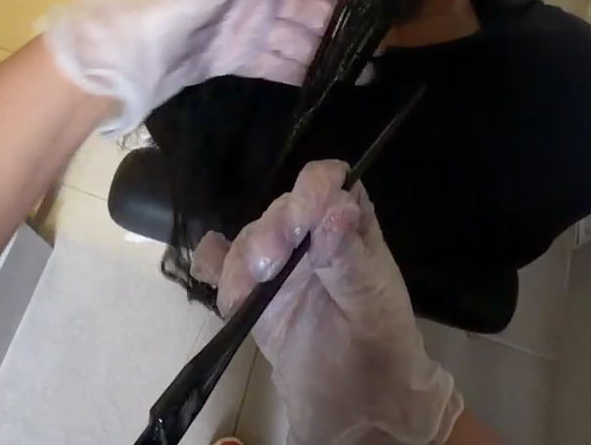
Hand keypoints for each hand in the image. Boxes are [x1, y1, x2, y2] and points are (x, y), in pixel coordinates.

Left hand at [41, 0, 344, 133]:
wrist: (119, 58)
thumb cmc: (169, 4)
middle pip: (307, 4)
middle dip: (342, 21)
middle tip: (385, 44)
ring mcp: (242, 27)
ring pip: (295, 36)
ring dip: (327, 52)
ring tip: (368, 72)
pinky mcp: (231, 59)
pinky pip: (275, 63)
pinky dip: (299, 71)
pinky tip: (328, 86)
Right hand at [195, 160, 463, 444]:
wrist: (358, 408)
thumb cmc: (379, 349)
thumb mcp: (373, 303)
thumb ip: (350, 258)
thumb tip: (337, 208)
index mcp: (350, 226)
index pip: (330, 182)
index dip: (314, 187)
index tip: (303, 216)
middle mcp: (311, 236)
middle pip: (282, 209)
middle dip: (271, 231)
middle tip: (271, 266)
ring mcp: (279, 264)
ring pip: (250, 239)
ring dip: (242, 259)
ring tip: (246, 293)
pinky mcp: (251, 293)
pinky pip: (222, 265)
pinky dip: (213, 262)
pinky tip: (211, 270)